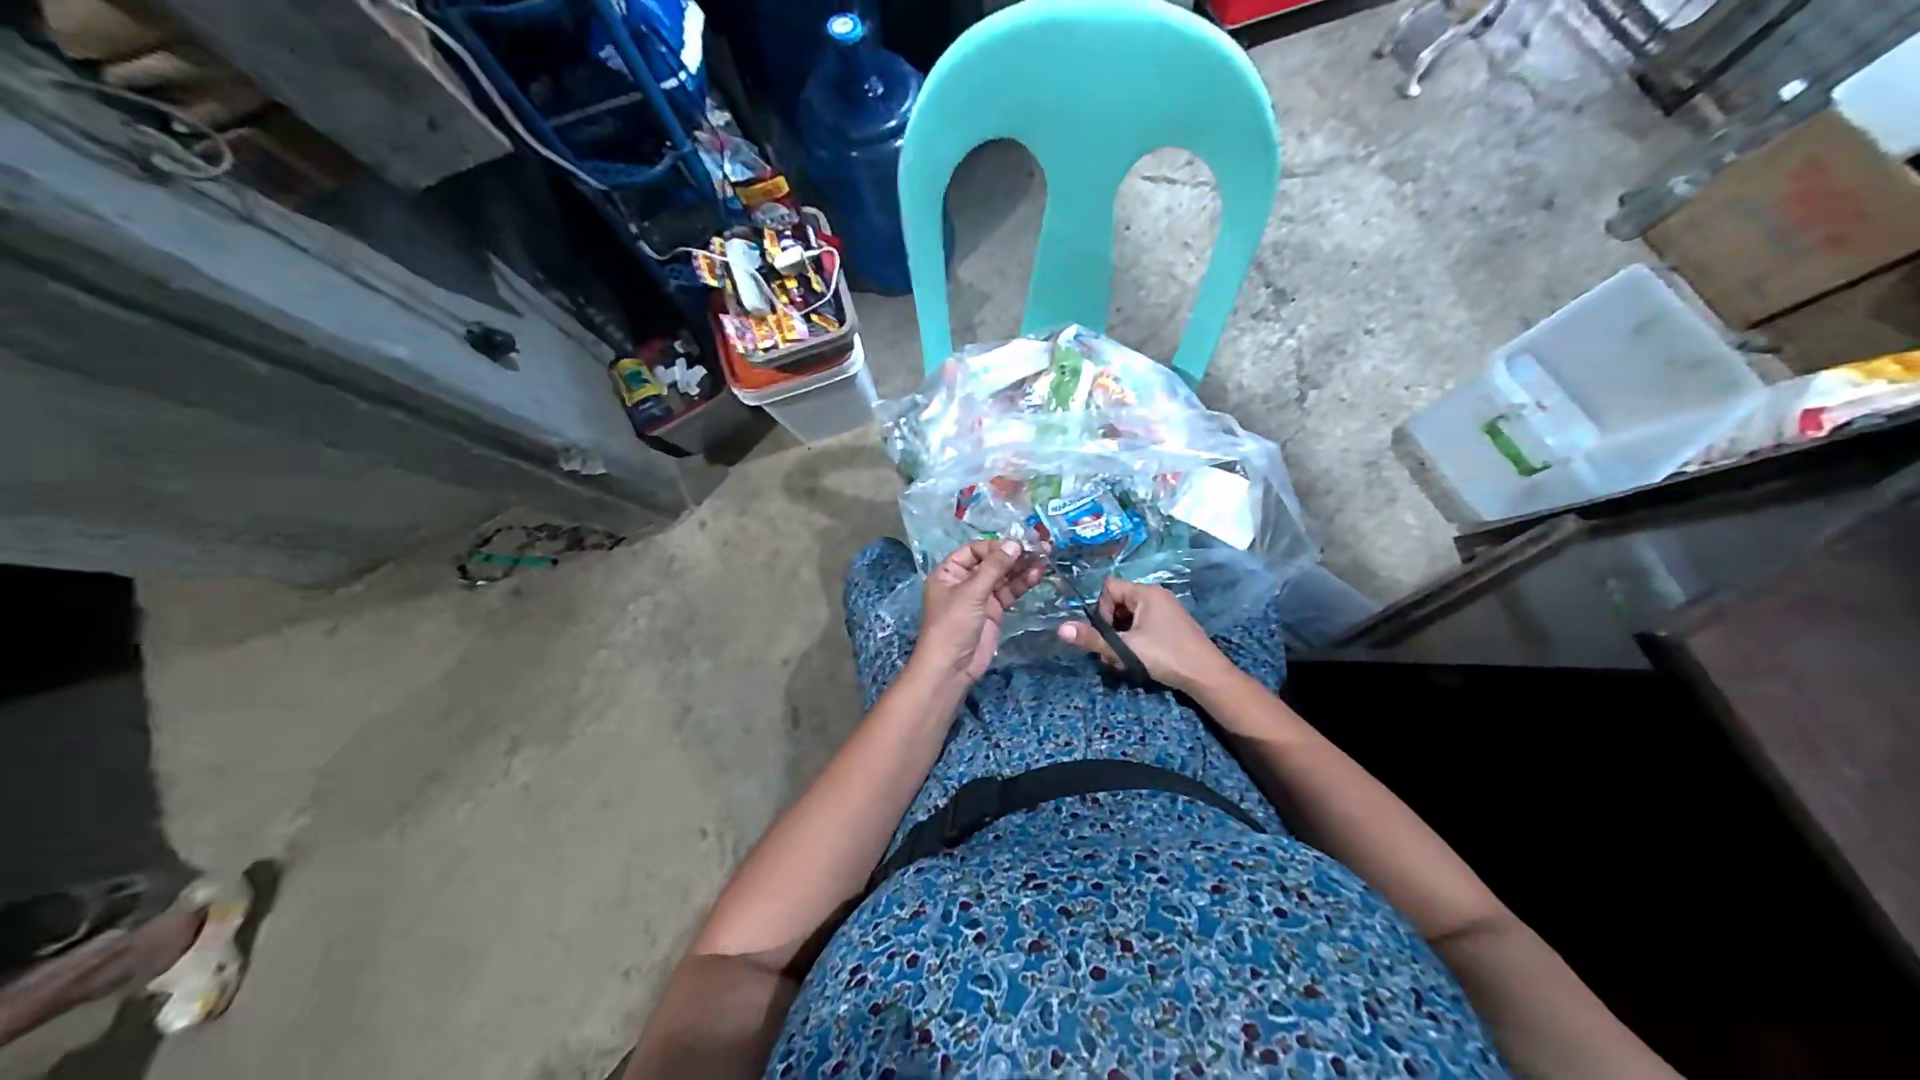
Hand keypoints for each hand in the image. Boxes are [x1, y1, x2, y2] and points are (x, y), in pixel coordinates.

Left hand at [915, 540, 1045, 684]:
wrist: (952, 667)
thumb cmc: (954, 624)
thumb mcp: (971, 592)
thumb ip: (994, 567)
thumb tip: (1014, 544)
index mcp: (949, 572)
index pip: (973, 550)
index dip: (995, 546)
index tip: (1018, 544)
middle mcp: (964, 581)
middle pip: (991, 562)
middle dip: (1013, 555)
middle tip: (1039, 547)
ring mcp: (979, 597)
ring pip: (1003, 577)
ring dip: (1022, 568)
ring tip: (1044, 558)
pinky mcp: (993, 611)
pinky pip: (1008, 592)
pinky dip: (1022, 584)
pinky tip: (1037, 574)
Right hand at [1057, 579, 1236, 693]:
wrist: (1207, 676)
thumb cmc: (1166, 656)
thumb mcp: (1125, 648)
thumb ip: (1092, 638)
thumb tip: (1060, 628)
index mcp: (1146, 593)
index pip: (1109, 587)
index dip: (1101, 609)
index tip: (1107, 632)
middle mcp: (1156, 595)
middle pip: (1118, 603)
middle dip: (1110, 627)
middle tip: (1112, 651)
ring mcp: (1166, 610)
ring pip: (1130, 617)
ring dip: (1121, 637)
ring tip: (1124, 659)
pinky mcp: (1172, 625)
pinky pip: (1143, 625)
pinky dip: (1135, 640)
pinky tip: (1138, 659)